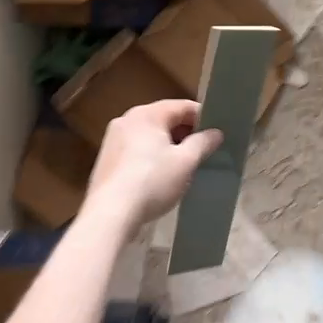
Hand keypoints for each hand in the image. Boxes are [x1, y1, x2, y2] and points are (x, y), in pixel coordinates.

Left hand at [87, 100, 221, 221]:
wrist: (109, 216)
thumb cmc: (151, 182)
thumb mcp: (186, 162)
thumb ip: (203, 143)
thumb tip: (216, 133)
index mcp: (147, 114)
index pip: (183, 106)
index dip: (203, 118)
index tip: (216, 134)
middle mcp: (127, 120)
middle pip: (164, 119)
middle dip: (185, 134)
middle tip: (202, 151)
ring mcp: (112, 140)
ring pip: (149, 136)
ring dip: (167, 147)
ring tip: (183, 166)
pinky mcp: (105, 161)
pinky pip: (135, 151)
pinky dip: (150, 158)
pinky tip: (158, 178)